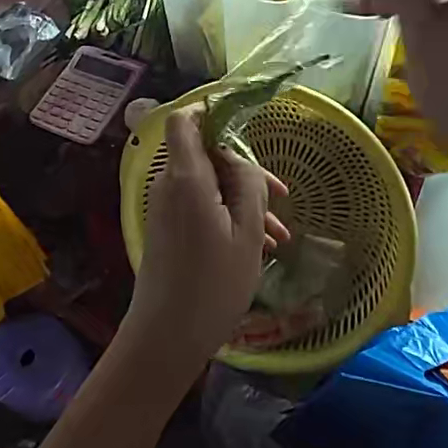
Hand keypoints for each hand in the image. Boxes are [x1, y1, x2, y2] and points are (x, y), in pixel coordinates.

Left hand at [126, 109, 287, 363]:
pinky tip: (261, 245)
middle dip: (245, 172)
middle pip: (206, 156)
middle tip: (281, 199)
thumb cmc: (213, 284)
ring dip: (244, 202)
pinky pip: (201, 210)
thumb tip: (240, 160)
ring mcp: (166, 210)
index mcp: (186, 177)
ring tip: (279, 234)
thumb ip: (247, 184)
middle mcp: (169, 186)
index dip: (211, 112)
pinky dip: (228, 219)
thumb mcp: (246, 232)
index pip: (184, 121)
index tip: (246, 123)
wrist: (167, 334)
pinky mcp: (168, 231)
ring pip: (209, 187)